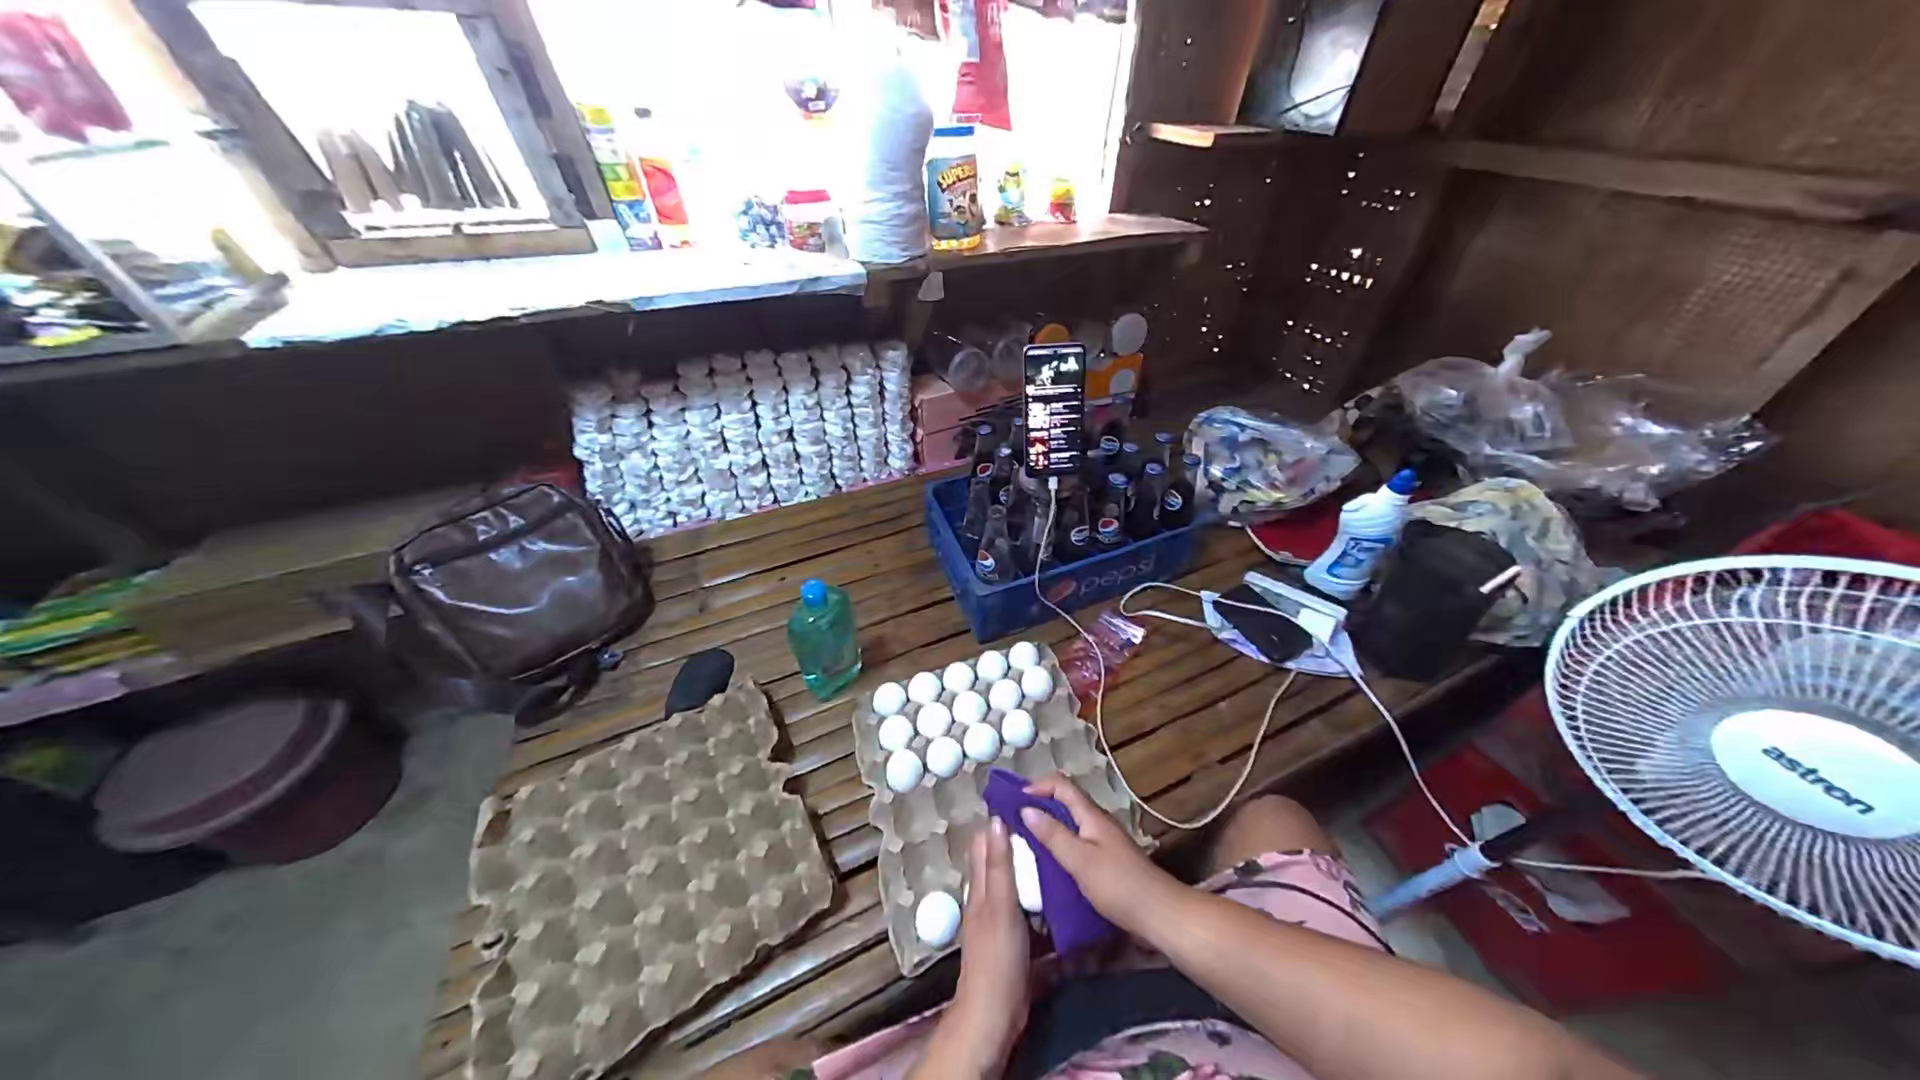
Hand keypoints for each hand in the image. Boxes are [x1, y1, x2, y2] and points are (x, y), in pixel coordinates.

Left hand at [920, 818, 1029, 1079]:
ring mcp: (998, 917)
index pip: (984, 841)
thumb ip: (999, 866)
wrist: (994, 1013)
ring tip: (1052, 848)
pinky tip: (1052, 891)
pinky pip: (1022, 904)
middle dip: (1014, 838)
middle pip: (997, 858)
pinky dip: (1034, 892)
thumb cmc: (997, 956)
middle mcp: (985, 896)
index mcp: (980, 885)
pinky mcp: (1011, 937)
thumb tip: (996, 820)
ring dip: (1026, 865)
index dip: (998, 819)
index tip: (1020, 800)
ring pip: (1011, 880)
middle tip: (1044, 822)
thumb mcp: (1001, 906)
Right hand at [1020, 774, 1185, 936]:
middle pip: (1064, 802)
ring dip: (1047, 826)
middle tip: (1012, 821)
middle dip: (1038, 805)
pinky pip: (1076, 843)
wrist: (1160, 915)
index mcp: (1091, 815)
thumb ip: (1053, 834)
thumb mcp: (1080, 860)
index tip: (1013, 801)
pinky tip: (1048, 863)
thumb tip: (1026, 808)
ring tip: (1024, 841)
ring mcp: (1103, 841)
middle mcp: (1097, 822)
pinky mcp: (1106, 861)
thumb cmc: (1119, 885)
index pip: (1061, 784)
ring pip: (1069, 824)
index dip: (1036, 786)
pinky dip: (1058, 845)